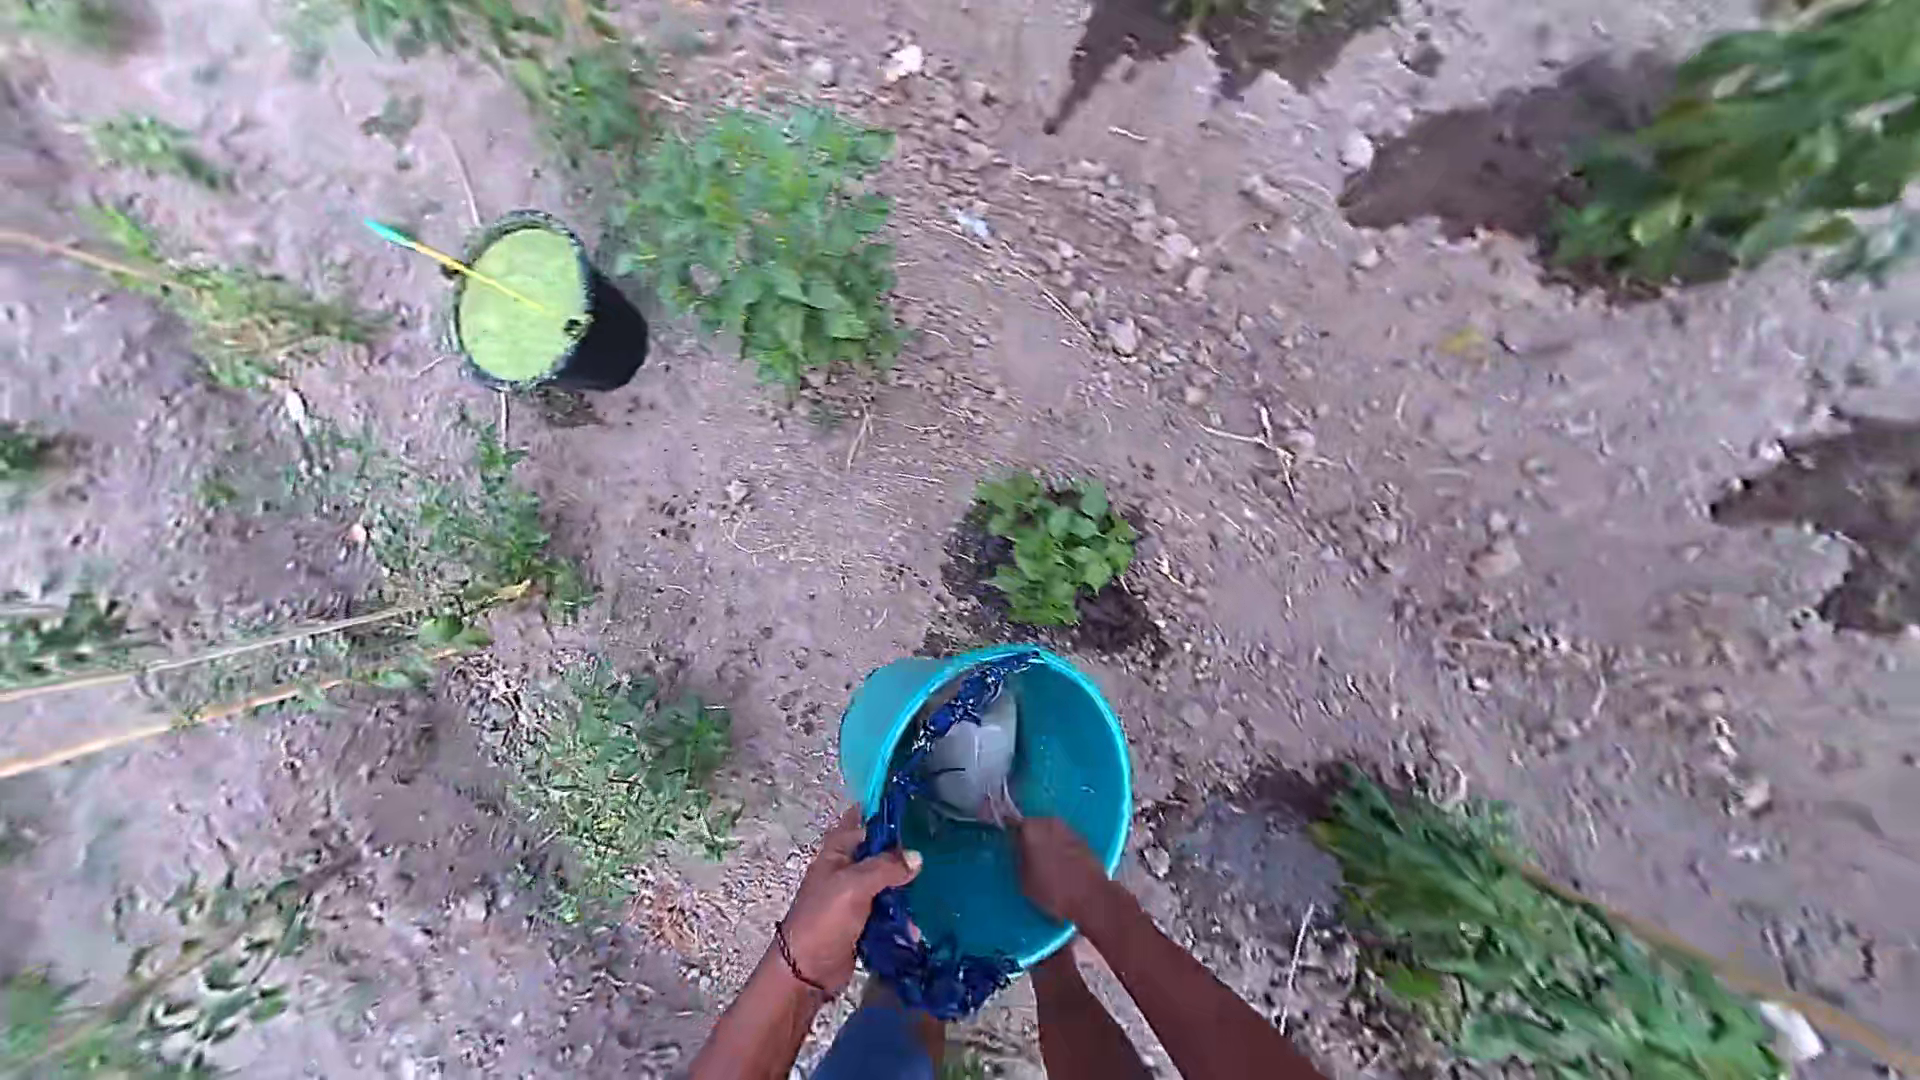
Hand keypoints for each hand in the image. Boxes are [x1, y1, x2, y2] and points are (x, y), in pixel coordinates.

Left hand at [777, 808, 921, 993]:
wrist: (805, 974)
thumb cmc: (825, 919)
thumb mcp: (855, 885)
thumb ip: (887, 866)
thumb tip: (917, 857)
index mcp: (838, 849)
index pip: (866, 819)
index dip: (888, 814)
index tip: (920, 810)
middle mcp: (848, 866)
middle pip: (881, 850)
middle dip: (905, 851)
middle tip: (937, 846)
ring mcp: (856, 893)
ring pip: (888, 879)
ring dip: (906, 883)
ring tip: (935, 881)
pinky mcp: (864, 918)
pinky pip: (888, 907)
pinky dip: (902, 910)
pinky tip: (920, 915)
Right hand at [1014, 817, 1115, 925]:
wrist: (1093, 898)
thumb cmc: (1054, 890)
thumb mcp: (1024, 880)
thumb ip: (1018, 859)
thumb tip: (1018, 851)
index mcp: (1031, 828)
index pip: (1013, 823)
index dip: (1010, 834)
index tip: (1008, 844)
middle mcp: (1049, 822)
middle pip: (1032, 825)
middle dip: (1028, 837)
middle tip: (1025, 855)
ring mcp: (1067, 828)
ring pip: (1049, 831)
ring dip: (1045, 841)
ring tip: (1043, 862)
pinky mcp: (1082, 839)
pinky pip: (1063, 839)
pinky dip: (1059, 847)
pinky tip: (1059, 864)